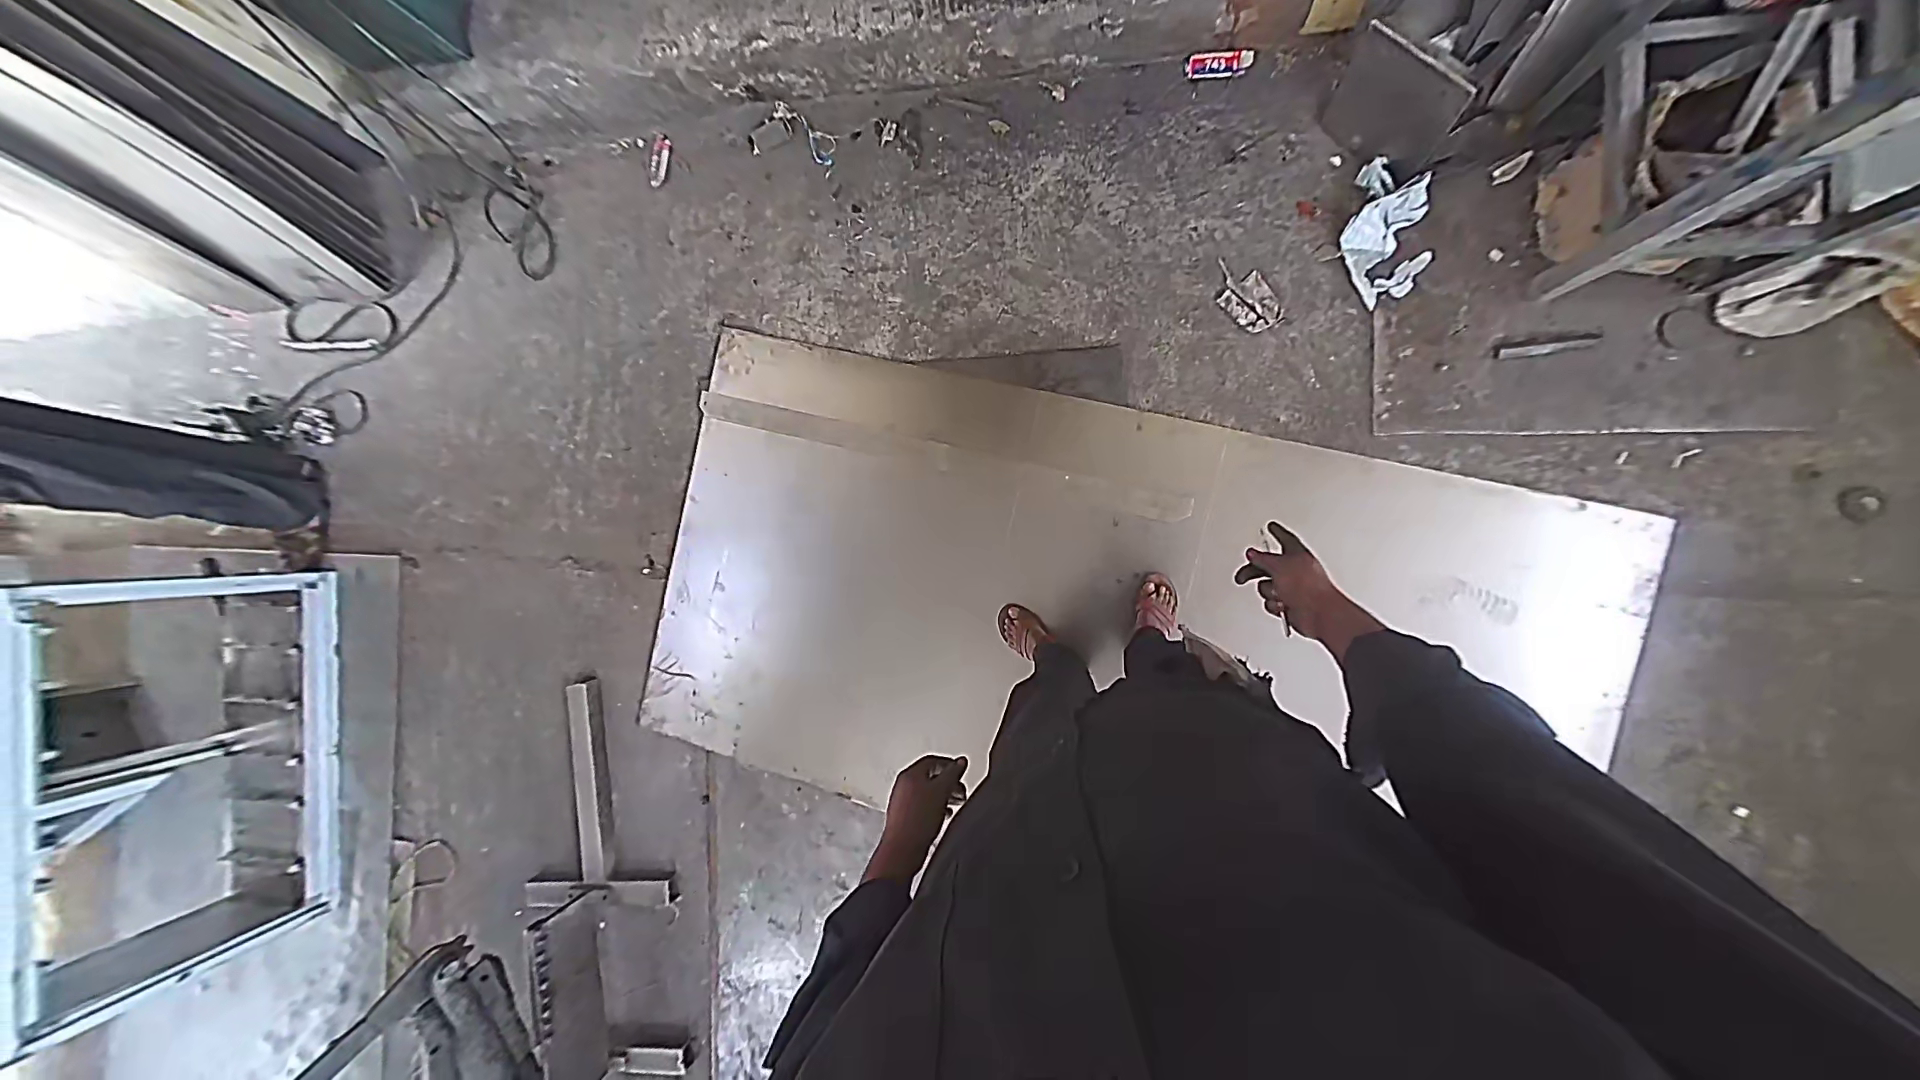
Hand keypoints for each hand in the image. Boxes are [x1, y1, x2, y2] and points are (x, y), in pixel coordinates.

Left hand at [863, 755, 967, 882]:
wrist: (902, 850)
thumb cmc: (917, 821)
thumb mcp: (941, 792)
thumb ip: (952, 774)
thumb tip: (960, 762)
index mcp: (910, 774)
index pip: (932, 761)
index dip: (949, 764)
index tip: (960, 769)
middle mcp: (903, 785)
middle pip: (929, 776)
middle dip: (947, 781)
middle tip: (960, 788)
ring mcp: (902, 801)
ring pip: (926, 791)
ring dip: (943, 795)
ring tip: (955, 802)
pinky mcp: (904, 817)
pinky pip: (922, 805)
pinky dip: (935, 806)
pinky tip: (943, 815)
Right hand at [1235, 523, 1383, 660]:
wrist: (1319, 614)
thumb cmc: (1308, 587)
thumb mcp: (1280, 566)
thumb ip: (1263, 558)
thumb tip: (1252, 553)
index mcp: (1297, 555)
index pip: (1284, 538)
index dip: (1276, 532)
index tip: (1271, 526)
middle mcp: (1294, 570)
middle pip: (1266, 565)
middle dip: (1253, 572)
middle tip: (1242, 577)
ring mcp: (1291, 587)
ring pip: (1266, 585)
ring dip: (1269, 591)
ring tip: (1280, 594)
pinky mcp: (1288, 603)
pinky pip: (1270, 601)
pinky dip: (1274, 604)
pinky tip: (1284, 605)